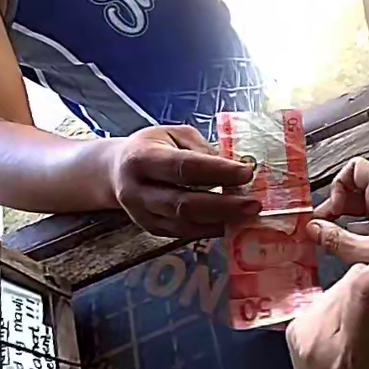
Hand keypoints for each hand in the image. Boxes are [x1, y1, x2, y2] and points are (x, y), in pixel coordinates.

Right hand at [108, 125, 258, 237]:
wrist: (115, 170)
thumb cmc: (153, 147)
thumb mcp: (175, 135)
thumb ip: (202, 150)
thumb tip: (235, 169)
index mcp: (141, 158)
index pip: (183, 167)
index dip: (217, 171)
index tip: (247, 172)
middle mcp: (137, 190)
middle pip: (183, 203)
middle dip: (223, 205)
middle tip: (253, 204)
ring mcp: (141, 214)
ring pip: (184, 223)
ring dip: (220, 221)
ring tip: (248, 215)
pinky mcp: (151, 229)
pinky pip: (184, 233)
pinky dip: (210, 229)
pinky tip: (231, 223)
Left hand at [285, 246, 368, 368]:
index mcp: (347, 357)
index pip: (364, 293)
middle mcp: (316, 335)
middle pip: (353, 280)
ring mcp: (300, 328)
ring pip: (341, 283)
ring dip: (367, 290)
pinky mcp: (294, 325)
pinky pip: (330, 294)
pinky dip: (351, 299)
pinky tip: (359, 325)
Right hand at [309, 158, 368, 315]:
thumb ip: (336, 240)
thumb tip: (309, 227)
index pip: (354, 168)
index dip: (337, 186)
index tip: (330, 213)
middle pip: (353, 189)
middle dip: (333, 206)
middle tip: (317, 233)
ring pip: (359, 209)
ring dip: (341, 223)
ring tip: (324, 244)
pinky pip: (368, 225)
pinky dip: (353, 234)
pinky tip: (343, 254)